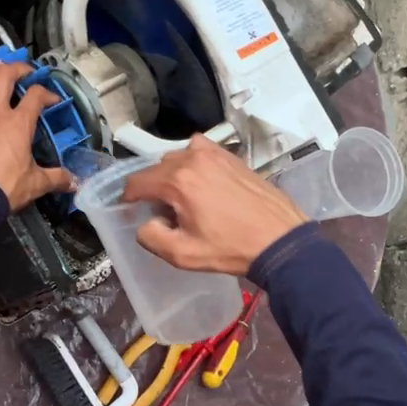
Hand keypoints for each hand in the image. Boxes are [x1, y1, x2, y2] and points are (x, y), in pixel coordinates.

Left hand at [0, 61, 74, 210]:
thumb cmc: (4, 189)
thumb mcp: (35, 184)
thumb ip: (56, 179)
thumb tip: (76, 183)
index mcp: (18, 124)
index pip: (36, 97)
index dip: (46, 93)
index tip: (51, 99)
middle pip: (5, 77)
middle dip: (16, 69)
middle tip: (23, 72)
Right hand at [123, 135, 307, 275]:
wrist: (279, 240)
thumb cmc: (231, 248)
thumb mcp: (183, 254)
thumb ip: (151, 237)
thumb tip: (145, 224)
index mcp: (177, 181)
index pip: (136, 182)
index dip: (127, 199)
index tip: (130, 212)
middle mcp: (192, 158)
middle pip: (155, 169)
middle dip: (152, 189)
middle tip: (162, 214)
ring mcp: (214, 153)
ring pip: (177, 158)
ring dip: (171, 176)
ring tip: (183, 200)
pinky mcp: (231, 156)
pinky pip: (199, 152)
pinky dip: (192, 164)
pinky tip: (202, 184)